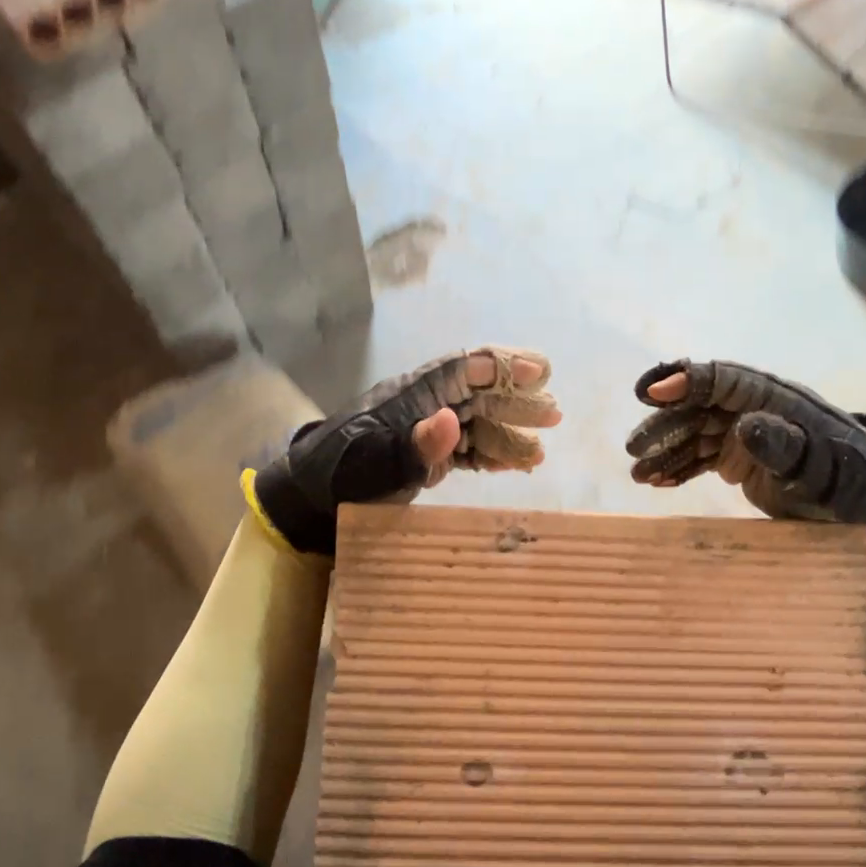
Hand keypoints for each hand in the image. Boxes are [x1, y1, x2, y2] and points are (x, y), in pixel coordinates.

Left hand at [253, 347, 559, 553]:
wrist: (311, 501)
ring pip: (478, 425)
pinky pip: (468, 452)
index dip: (501, 366)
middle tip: (554, 414)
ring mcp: (427, 435)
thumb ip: (414, 444)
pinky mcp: (428, 460)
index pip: (462, 369)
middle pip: (479, 395)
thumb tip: (451, 417)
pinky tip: (517, 466)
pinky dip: (493, 457)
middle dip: (516, 401)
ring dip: (510, 434)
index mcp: (412, 395)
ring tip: (541, 451)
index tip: (538, 371)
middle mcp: (425, 408)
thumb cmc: (342, 474)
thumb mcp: (376, 461)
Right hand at [625, 359, 865, 559]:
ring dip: (664, 450)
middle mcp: (754, 409)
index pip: (722, 379)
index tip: (649, 394)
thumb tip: (744, 424)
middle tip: (633, 449)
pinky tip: (657, 482)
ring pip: (693, 432)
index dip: (684, 380)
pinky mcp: (740, 458)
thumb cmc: (856, 485)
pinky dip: (677, 468)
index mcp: (776, 399)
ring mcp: (745, 433)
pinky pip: (700, 457)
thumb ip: (789, 447)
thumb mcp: (828, 471)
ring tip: (637, 475)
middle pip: (698, 406)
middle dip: (663, 424)